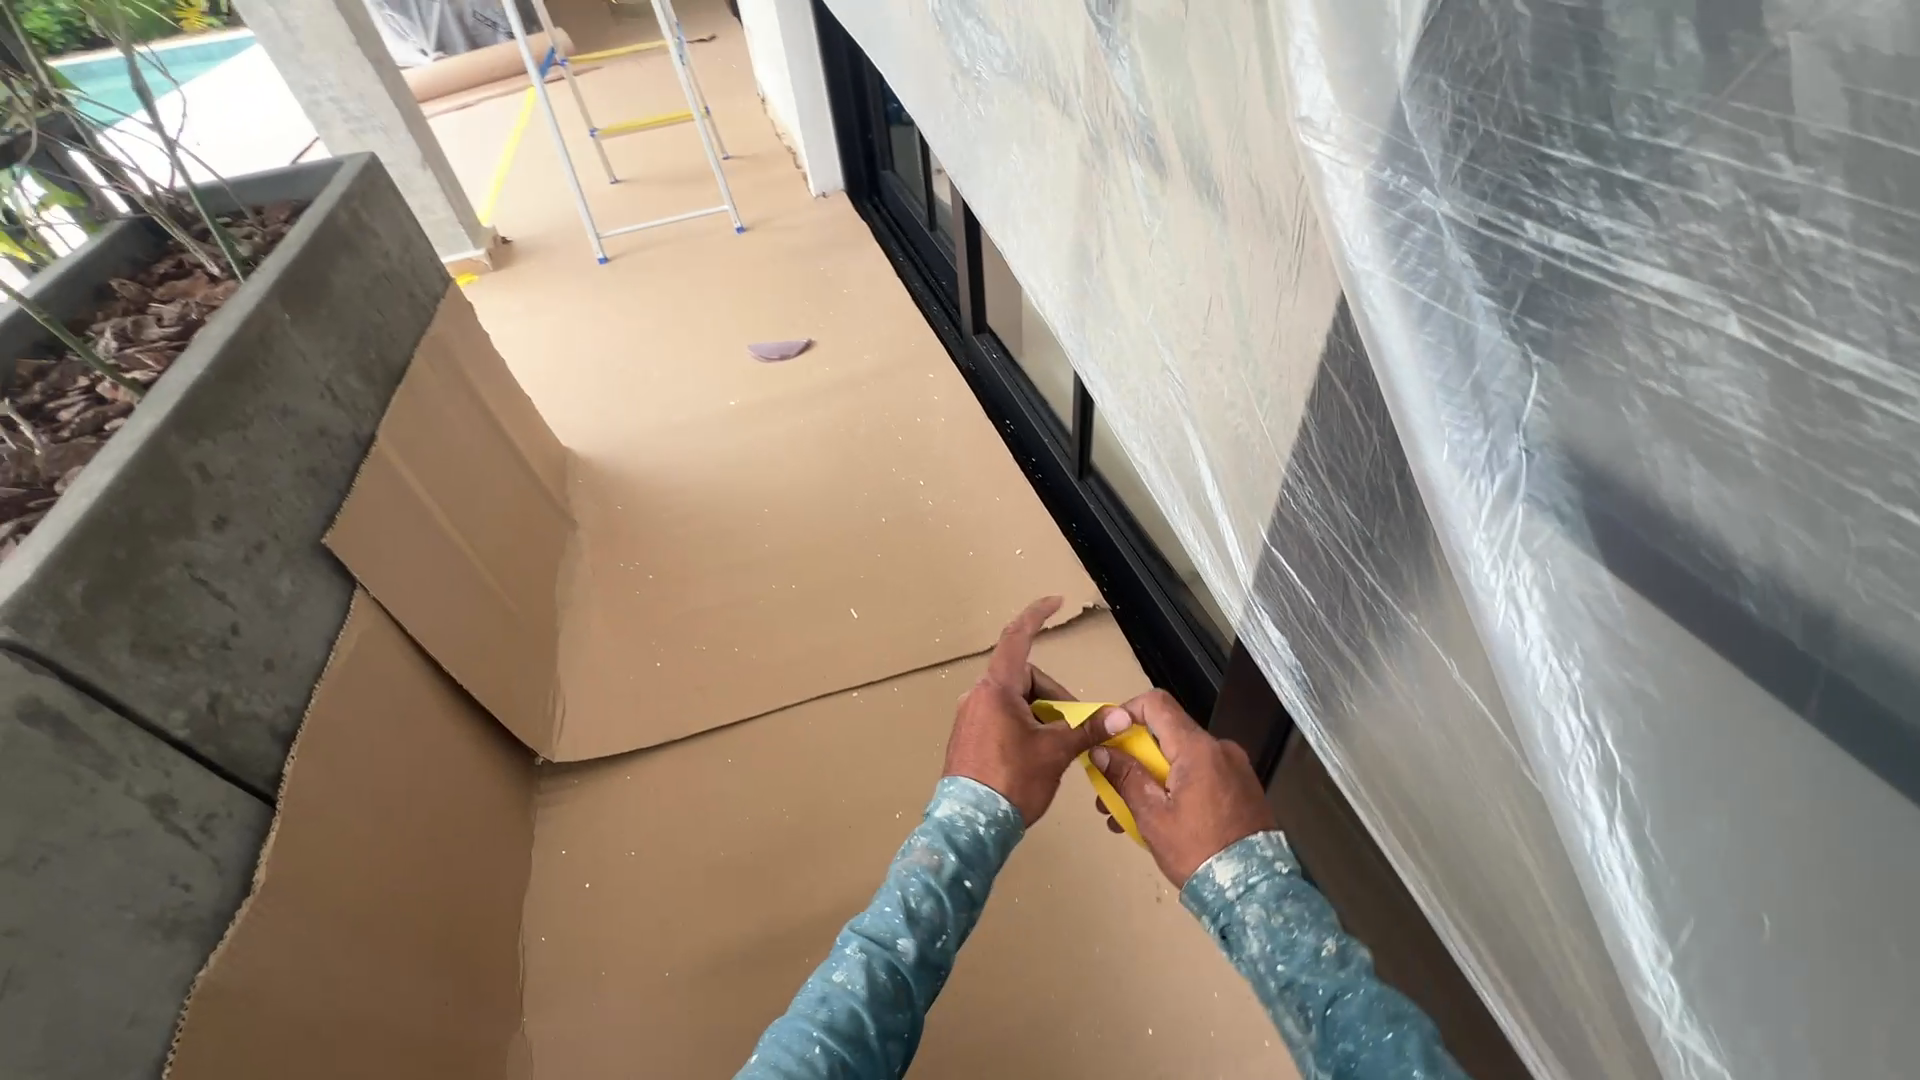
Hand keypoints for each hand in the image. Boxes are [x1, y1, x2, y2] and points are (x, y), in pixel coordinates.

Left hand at [942, 596, 1132, 825]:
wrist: (971, 827)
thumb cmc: (1012, 781)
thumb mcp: (1055, 753)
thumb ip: (1086, 728)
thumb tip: (1120, 716)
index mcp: (995, 689)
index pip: (1017, 638)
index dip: (1037, 616)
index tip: (1056, 602)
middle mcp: (978, 696)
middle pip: (1024, 679)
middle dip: (1054, 699)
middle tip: (1074, 729)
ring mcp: (970, 717)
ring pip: (1015, 702)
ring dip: (1041, 716)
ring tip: (1057, 749)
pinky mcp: (967, 737)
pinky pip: (1002, 719)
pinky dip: (1024, 727)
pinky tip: (1036, 756)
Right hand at [1091, 689, 1275, 886]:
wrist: (1256, 894)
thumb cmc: (1198, 851)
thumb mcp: (1152, 816)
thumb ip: (1125, 777)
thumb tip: (1100, 751)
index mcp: (1198, 748)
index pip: (1156, 704)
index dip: (1126, 712)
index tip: (1107, 738)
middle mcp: (1220, 749)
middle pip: (1166, 735)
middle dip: (1132, 759)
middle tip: (1107, 791)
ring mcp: (1235, 769)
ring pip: (1180, 760)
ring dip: (1150, 779)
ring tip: (1124, 817)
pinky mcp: (1242, 789)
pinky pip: (1199, 776)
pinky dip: (1174, 789)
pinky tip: (1157, 822)